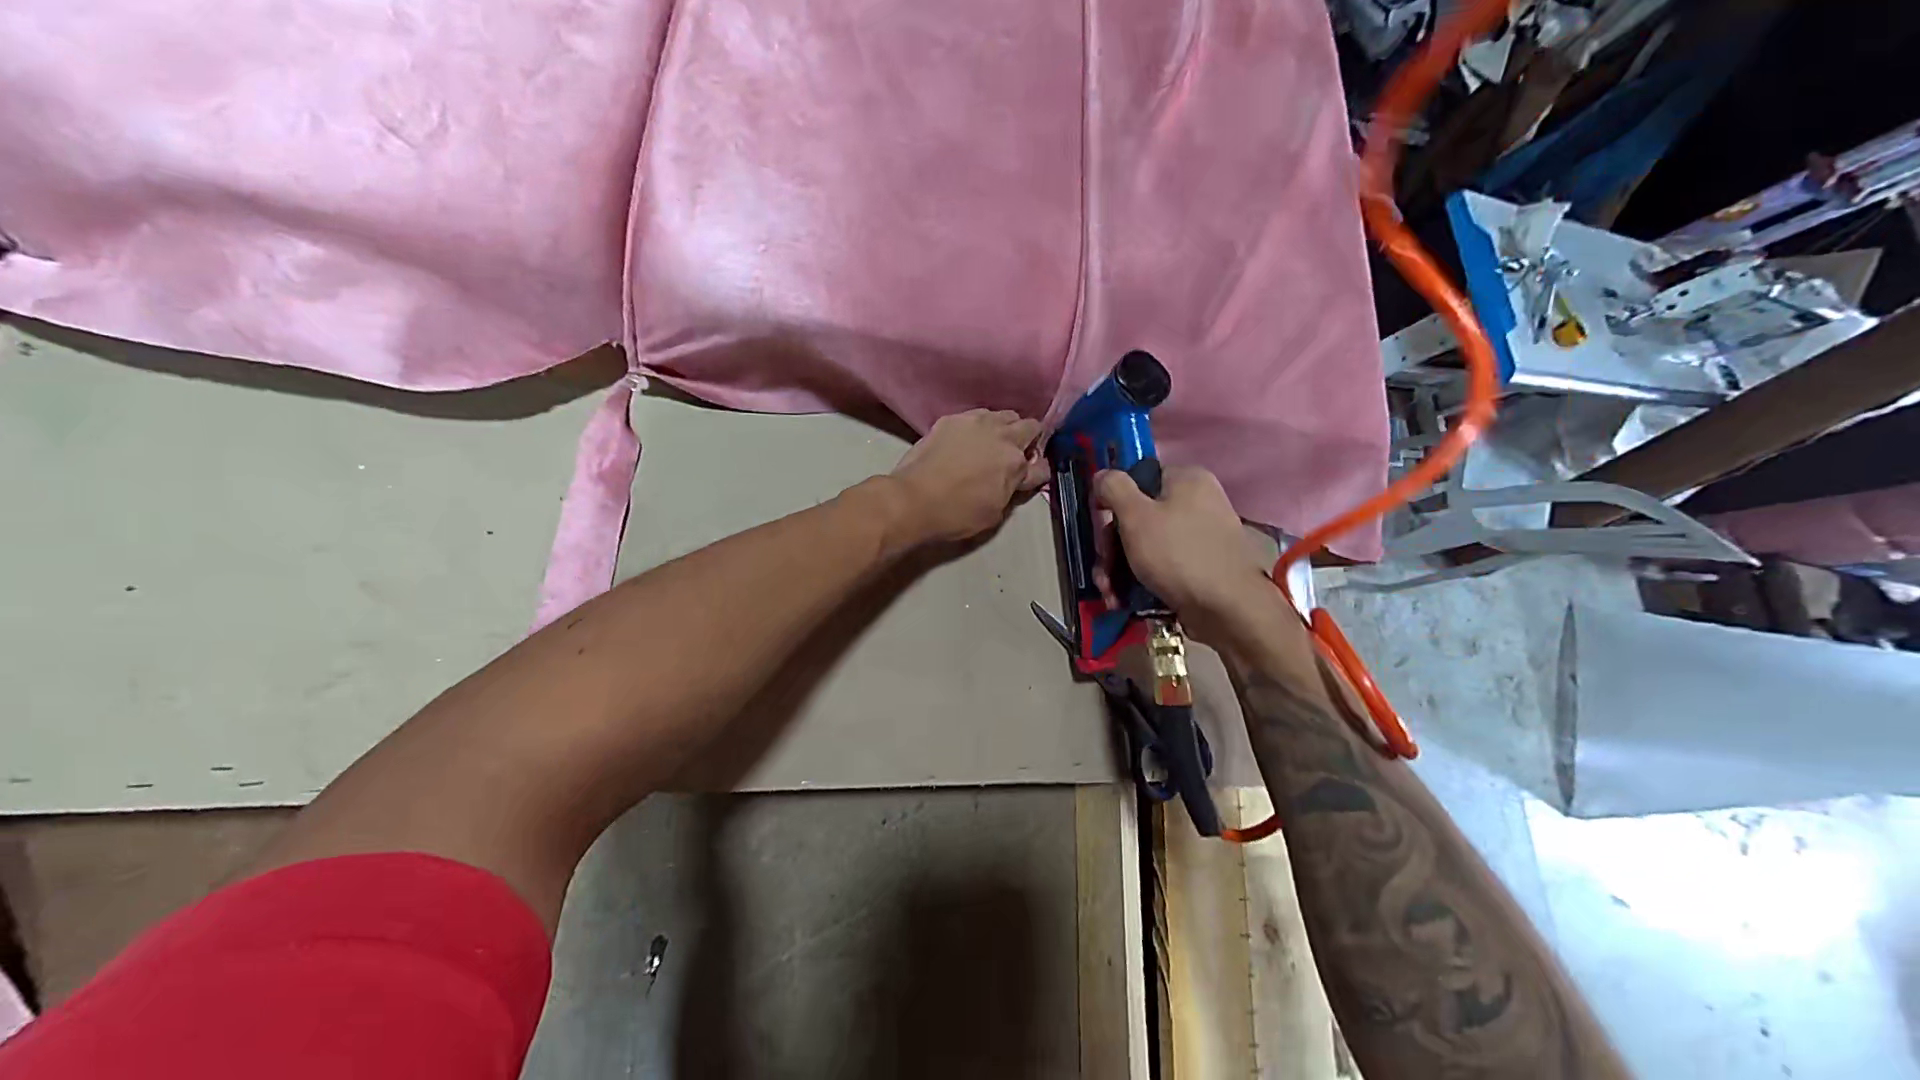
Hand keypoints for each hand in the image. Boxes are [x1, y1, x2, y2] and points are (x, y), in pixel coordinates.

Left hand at [887, 409, 1049, 545]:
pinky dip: (979, 426)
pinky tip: (967, 440)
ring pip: (1004, 415)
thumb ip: (1011, 490)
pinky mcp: (952, 419)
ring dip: (1005, 427)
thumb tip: (1016, 481)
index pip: (1042, 465)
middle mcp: (1002, 436)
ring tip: (992, 443)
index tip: (1030, 477)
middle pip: (1030, 427)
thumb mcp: (994, 513)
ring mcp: (976, 422)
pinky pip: (976, 415)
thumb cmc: (956, 514)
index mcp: (1016, 464)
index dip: (1038, 472)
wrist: (913, 499)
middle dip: (1028, 439)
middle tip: (1015, 454)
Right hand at [1093, 466, 1281, 648]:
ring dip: (1120, 570)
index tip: (1099, 529)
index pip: (1138, 480)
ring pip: (1145, 546)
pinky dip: (1140, 581)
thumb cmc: (1178, 554)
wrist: (1228, 609)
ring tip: (1111, 594)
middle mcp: (1197, 502)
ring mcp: (1200, 536)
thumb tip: (1102, 475)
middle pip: (1137, 517)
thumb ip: (1114, 487)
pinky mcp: (1200, 567)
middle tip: (1103, 571)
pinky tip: (1125, 600)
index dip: (1112, 503)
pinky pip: (1161, 566)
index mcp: (1186, 480)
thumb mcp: (1136, 515)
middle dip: (1112, 549)